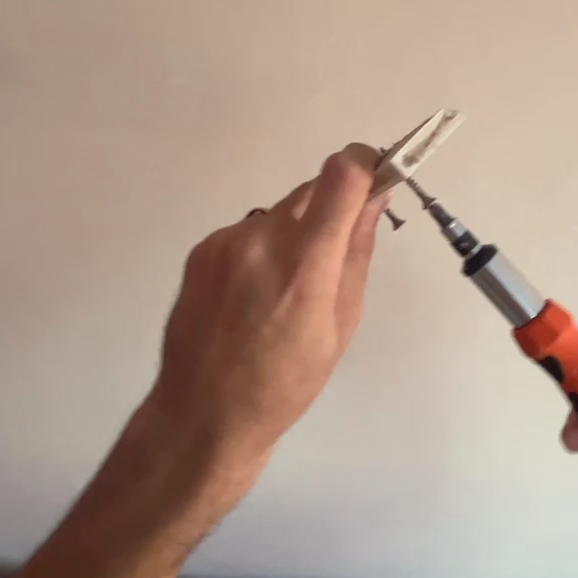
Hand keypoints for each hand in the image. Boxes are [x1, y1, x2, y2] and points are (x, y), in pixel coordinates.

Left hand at [142, 144, 387, 469]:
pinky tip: (252, 296)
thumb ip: (356, 253)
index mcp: (305, 262)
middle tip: (332, 257)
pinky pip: (249, 232)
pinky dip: (262, 250)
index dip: (365, 165)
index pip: (341, 174)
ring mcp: (226, 241)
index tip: (376, 180)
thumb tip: (374, 200)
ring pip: (279, 213)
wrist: (203, 413)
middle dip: (332, 210)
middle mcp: (262, 239)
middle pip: (312, 189)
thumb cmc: (286, 383)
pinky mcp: (202, 249)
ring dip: (294, 233)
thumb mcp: (341, 325)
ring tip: (283, 292)